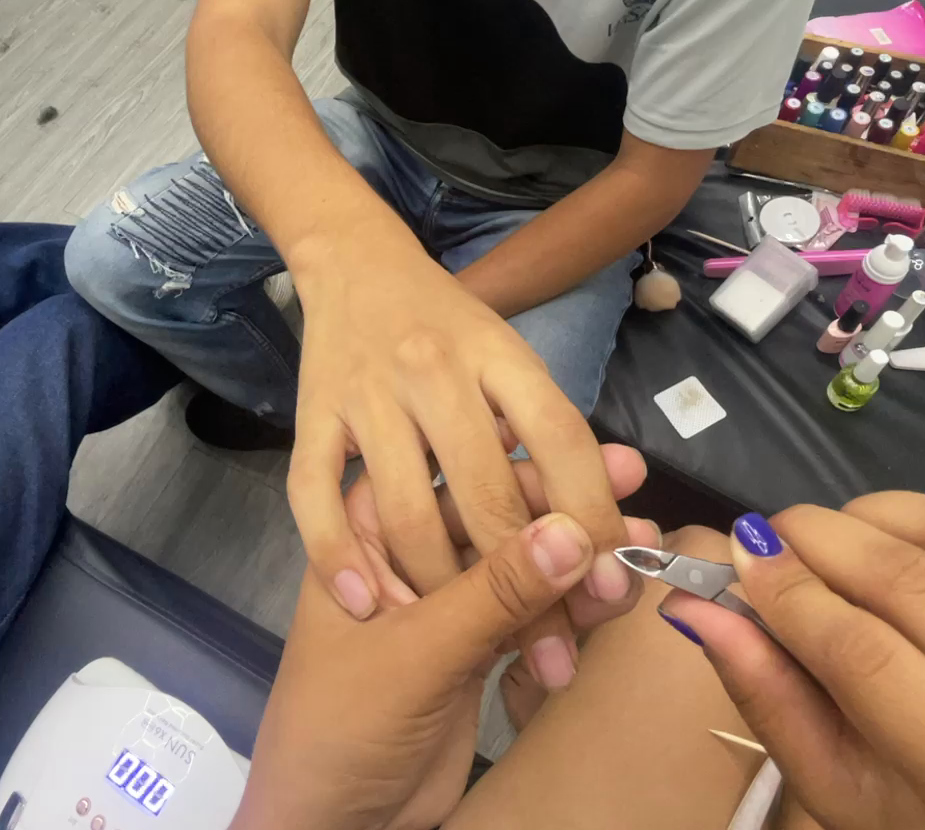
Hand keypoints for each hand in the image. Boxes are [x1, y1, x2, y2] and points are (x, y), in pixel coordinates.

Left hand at [236, 446, 658, 829]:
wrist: (338, 829)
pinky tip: (615, 592)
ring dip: (577, 555)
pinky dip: (573, 604)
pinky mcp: (477, 640)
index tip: (575, 436)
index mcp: (368, 527)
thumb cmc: (343, 726)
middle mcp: (409, 548)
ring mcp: (446, 595)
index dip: (508, 445)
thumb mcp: (416, 654)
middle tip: (627, 484)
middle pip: (491, 507)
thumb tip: (576, 529)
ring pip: (519, 558)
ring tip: (640, 545)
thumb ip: (494, 595)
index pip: (441, 465)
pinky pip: (532, 608)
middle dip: (558, 504)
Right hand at [287, 239, 637, 685]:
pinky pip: (315, 497)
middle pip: (486, 492)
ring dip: (438, 588)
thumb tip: (611, 516)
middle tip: (553, 657)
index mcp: (497, 353)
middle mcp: (433, 370)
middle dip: (529, 590)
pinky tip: (367, 603)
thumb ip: (547, 431)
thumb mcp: (509, 358)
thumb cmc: (448, 321)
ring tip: (467, 644)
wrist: (357, 266)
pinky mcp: (312, 415)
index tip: (609, 588)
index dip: (593, 519)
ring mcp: (366, 394)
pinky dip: (337, 558)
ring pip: (406, 511)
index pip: (560, 439)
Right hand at [661, 495, 924, 829]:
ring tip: (832, 534)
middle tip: (768, 534)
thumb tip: (691, 606)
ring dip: (879, 515)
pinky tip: (901, 539)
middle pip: (919, 590)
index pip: (872, 659)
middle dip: (820, 540)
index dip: (791, 594)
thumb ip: (766, 692)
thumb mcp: (838, 793)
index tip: (736, 554)